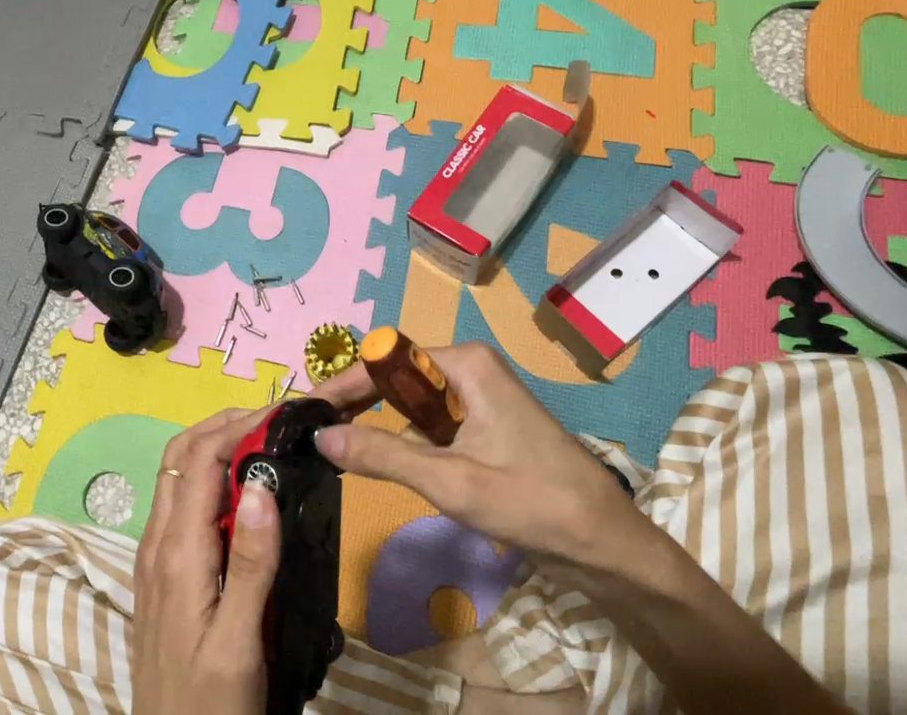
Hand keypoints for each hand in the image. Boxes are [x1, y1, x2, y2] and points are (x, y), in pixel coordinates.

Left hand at [132, 407, 282, 714]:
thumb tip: (262, 482)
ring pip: (178, 475)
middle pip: (182, 455)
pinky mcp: (162, 572)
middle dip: (225, 423)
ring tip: (266, 442)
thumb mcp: (240, 643)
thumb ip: (251, 563)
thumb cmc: (210, 704)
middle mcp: (158, 542)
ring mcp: (155, 556)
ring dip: (216, 445)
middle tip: (277, 420)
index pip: (201, 459)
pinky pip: (180, 503)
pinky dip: (210, 476)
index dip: (239, 425)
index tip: (284, 412)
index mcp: (178, 551)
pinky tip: (244, 492)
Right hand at [310, 342, 642, 567]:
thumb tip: (320, 436)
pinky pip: (428, 424)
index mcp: (464, 364)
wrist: (605, 544)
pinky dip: (402, 442)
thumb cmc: (533, 501)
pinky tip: (379, 462)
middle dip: (354, 405)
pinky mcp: (482, 426)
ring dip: (376, 426)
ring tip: (333, 449)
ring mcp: (477, 398)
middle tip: (311, 435)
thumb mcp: (451, 480)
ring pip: (409, 404)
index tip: (301, 410)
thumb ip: (383, 455)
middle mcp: (468, 369)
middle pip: (394, 379)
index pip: (384, 362)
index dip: (340, 385)